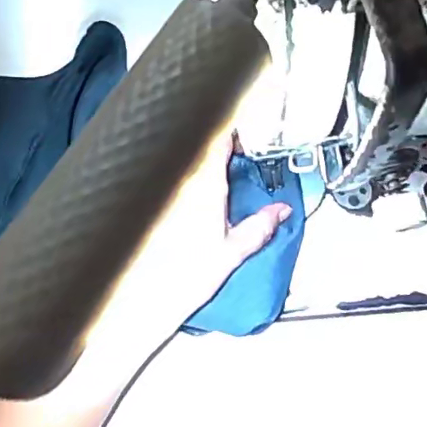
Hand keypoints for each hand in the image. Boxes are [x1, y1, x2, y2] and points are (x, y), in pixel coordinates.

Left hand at [68, 130, 289, 390]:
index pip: (216, 140)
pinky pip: (166, 175)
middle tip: (233, 155)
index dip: (230, 131)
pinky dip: (179, 175)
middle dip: (215, 144)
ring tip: (213, 174)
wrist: (145, 295)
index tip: (242, 135)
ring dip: (197, 160)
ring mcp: (162, 189)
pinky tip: (187, 193)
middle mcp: (179, 181)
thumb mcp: (231, 253)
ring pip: (180, 159)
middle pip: (197, 146)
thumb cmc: (186, 276)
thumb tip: (281, 211)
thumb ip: (259, 227)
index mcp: (204, 186)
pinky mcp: (148, 200)